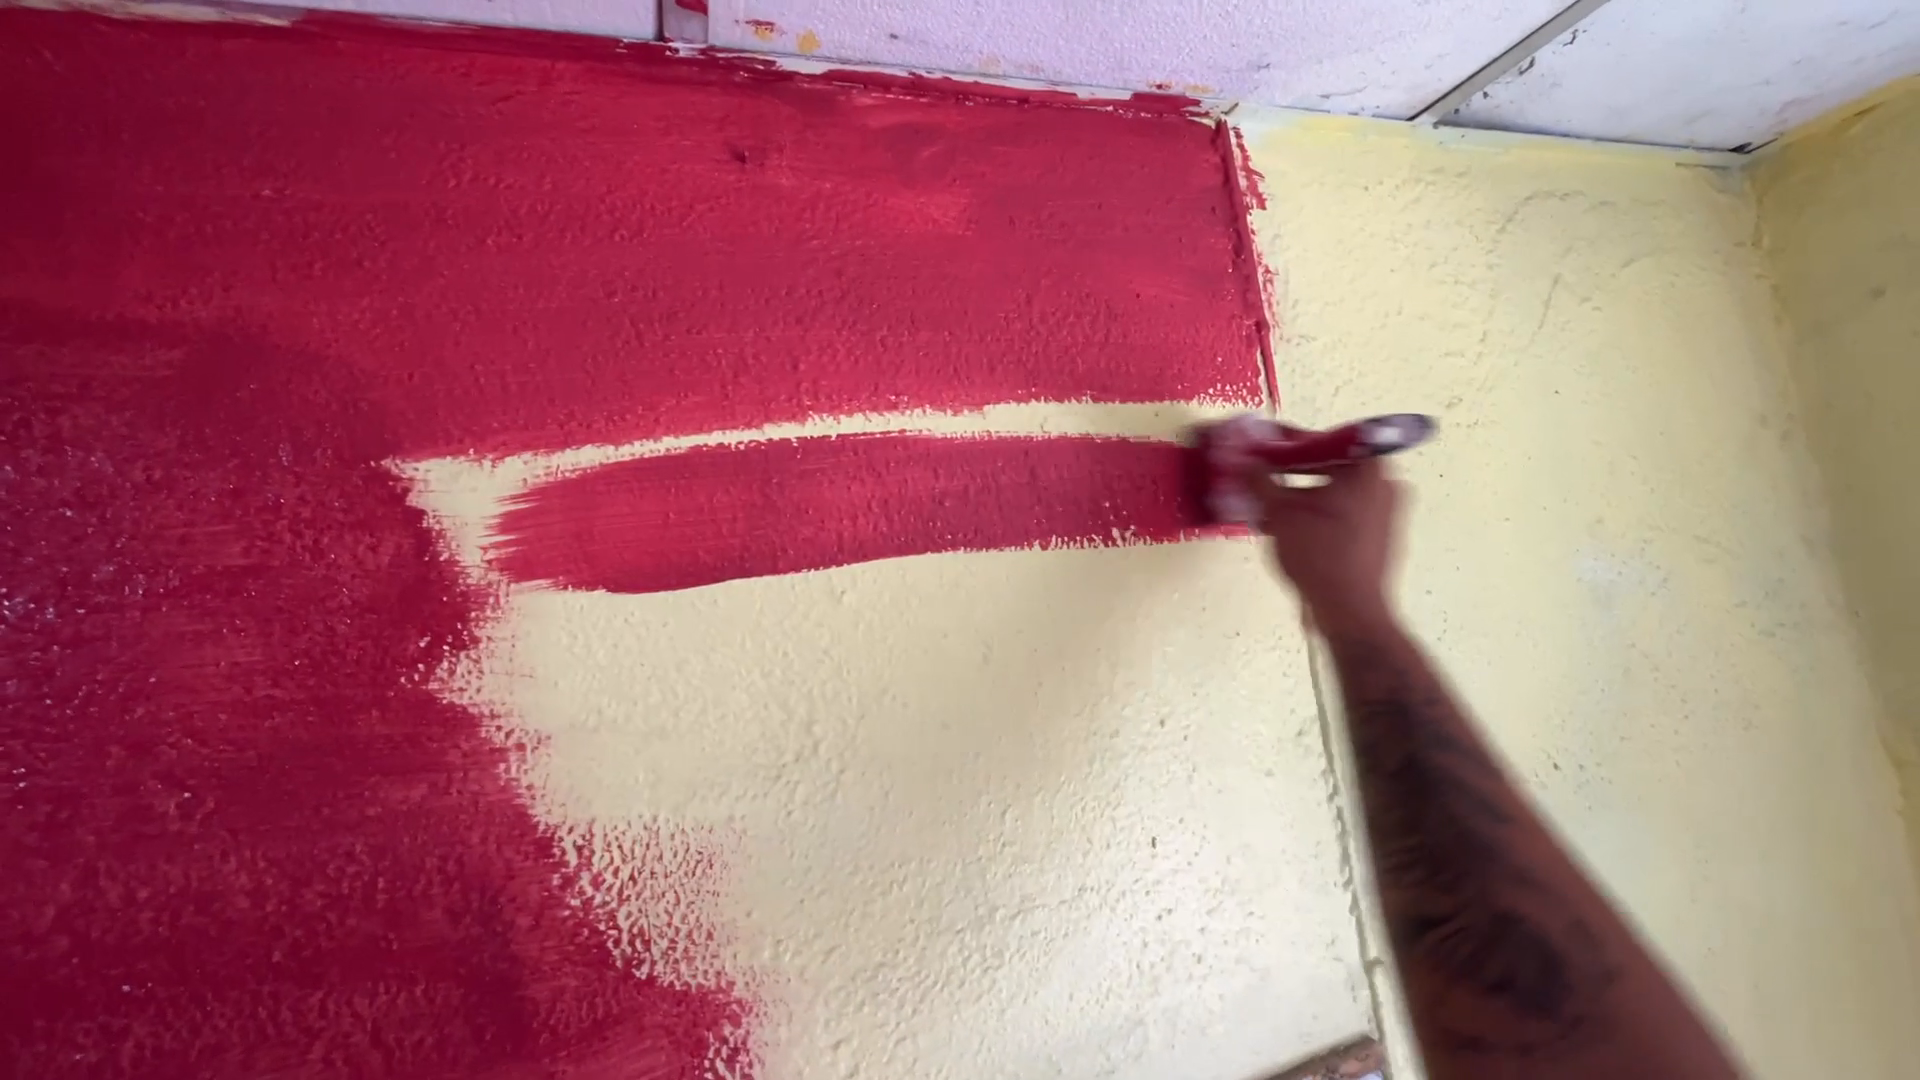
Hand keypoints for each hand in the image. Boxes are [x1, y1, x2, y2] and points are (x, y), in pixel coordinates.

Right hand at [1241, 454, 1401, 633]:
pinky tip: (1285, 525)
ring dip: (1299, 493)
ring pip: (1333, 491)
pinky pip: (1341, 513)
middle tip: (1260, 472)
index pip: (1323, 439)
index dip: (1286, 440)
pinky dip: (1314, 512)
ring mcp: (1386, 513)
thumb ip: (1258, 479)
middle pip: (1329, 465)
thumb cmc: (1319, 555)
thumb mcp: (1279, 512)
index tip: (1260, 443)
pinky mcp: (1378, 538)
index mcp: (1369, 469)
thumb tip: (1243, 459)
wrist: (1348, 610)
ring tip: (1266, 502)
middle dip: (1290, 469)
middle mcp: (1386, 484)